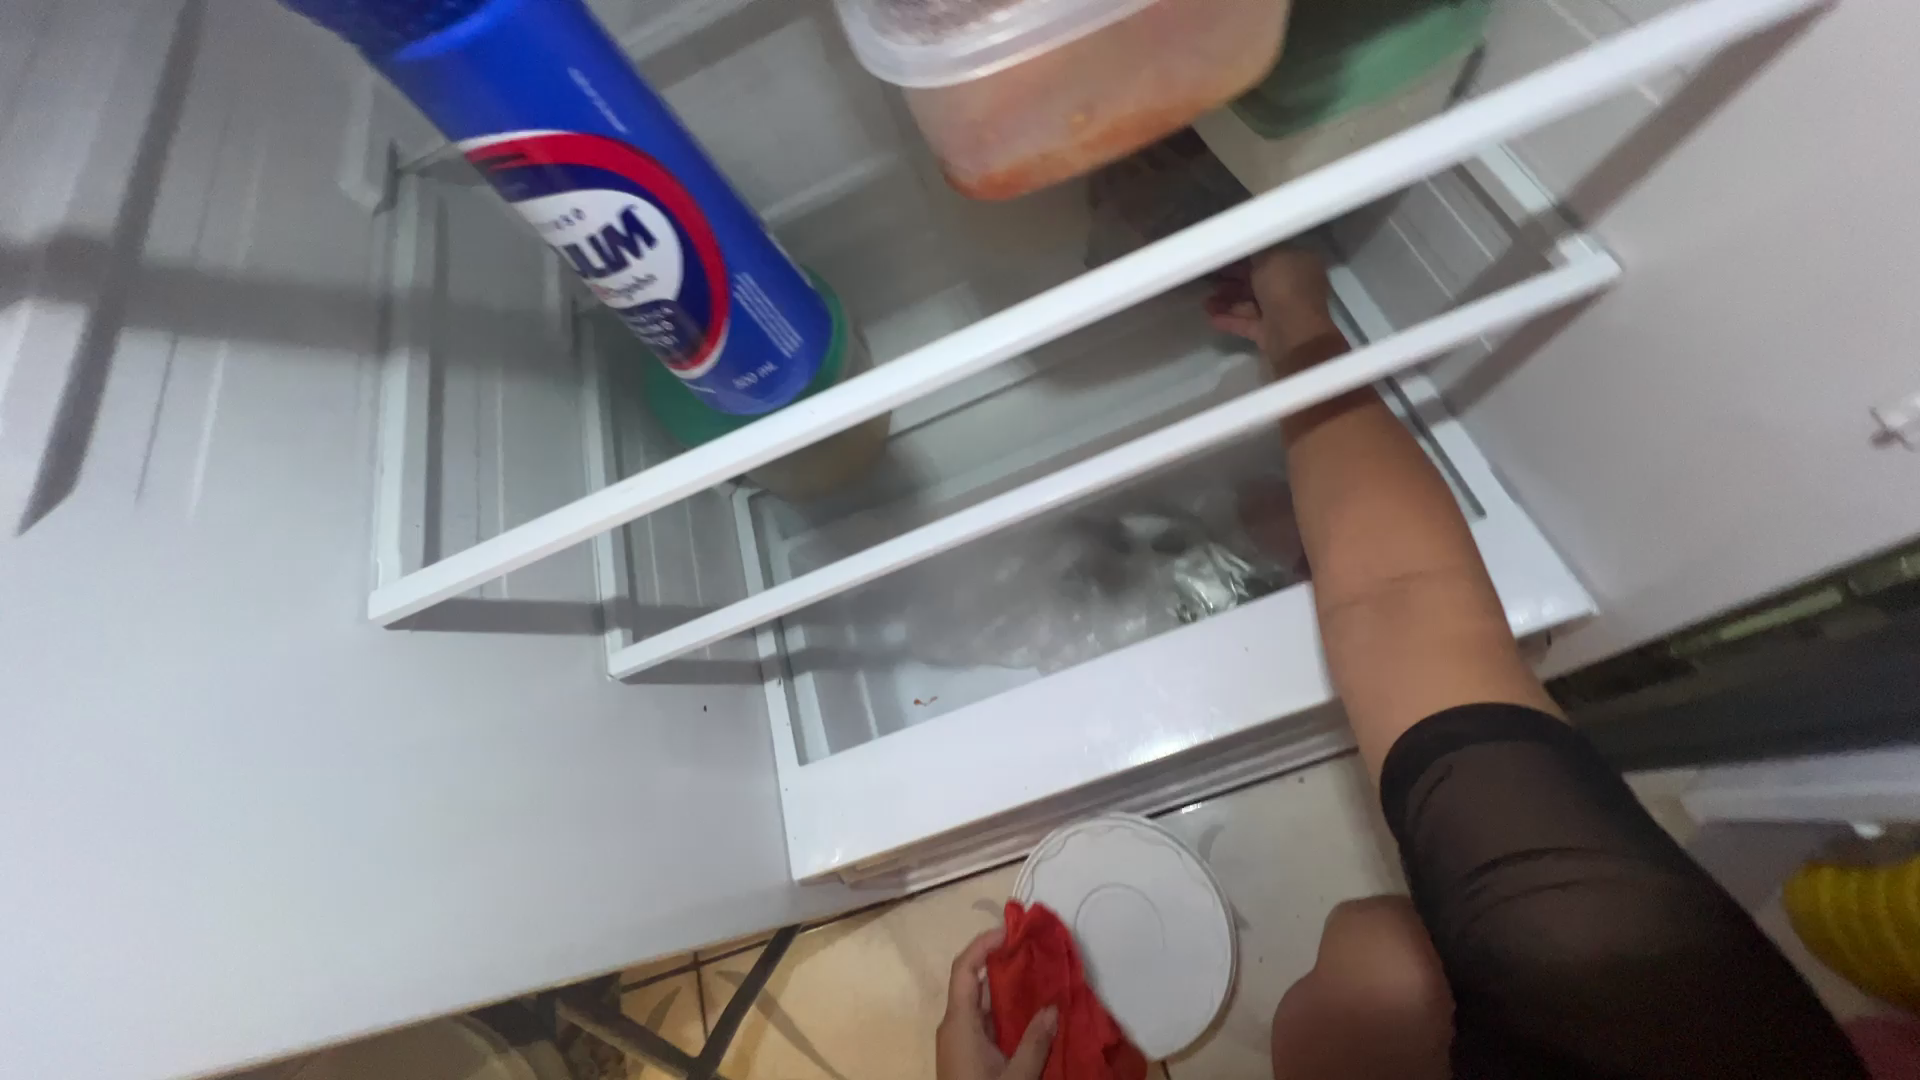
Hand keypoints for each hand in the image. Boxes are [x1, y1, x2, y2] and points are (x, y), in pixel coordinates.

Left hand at [937, 928, 1057, 1079]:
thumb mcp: (1015, 1077)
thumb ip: (1035, 1042)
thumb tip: (1054, 1006)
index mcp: (958, 1021)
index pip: (964, 968)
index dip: (983, 943)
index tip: (1010, 930)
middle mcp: (955, 1024)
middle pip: (975, 982)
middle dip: (1003, 963)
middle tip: (1033, 950)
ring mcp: (960, 1040)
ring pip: (983, 1003)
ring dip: (1007, 989)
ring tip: (1038, 975)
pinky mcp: (968, 1054)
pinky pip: (986, 1022)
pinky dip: (1006, 1011)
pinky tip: (1029, 1011)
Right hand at [1205, 248, 1342, 374]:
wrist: (1294, 335)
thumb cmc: (1285, 288)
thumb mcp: (1270, 256)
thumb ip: (1255, 250)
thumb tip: (1246, 248)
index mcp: (1297, 263)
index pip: (1268, 255)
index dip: (1244, 255)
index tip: (1222, 257)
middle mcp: (1291, 285)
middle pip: (1256, 280)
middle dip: (1231, 280)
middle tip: (1207, 280)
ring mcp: (1280, 310)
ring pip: (1249, 302)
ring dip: (1227, 301)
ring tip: (1205, 303)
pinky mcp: (1268, 331)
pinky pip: (1245, 322)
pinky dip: (1229, 319)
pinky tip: (1210, 318)